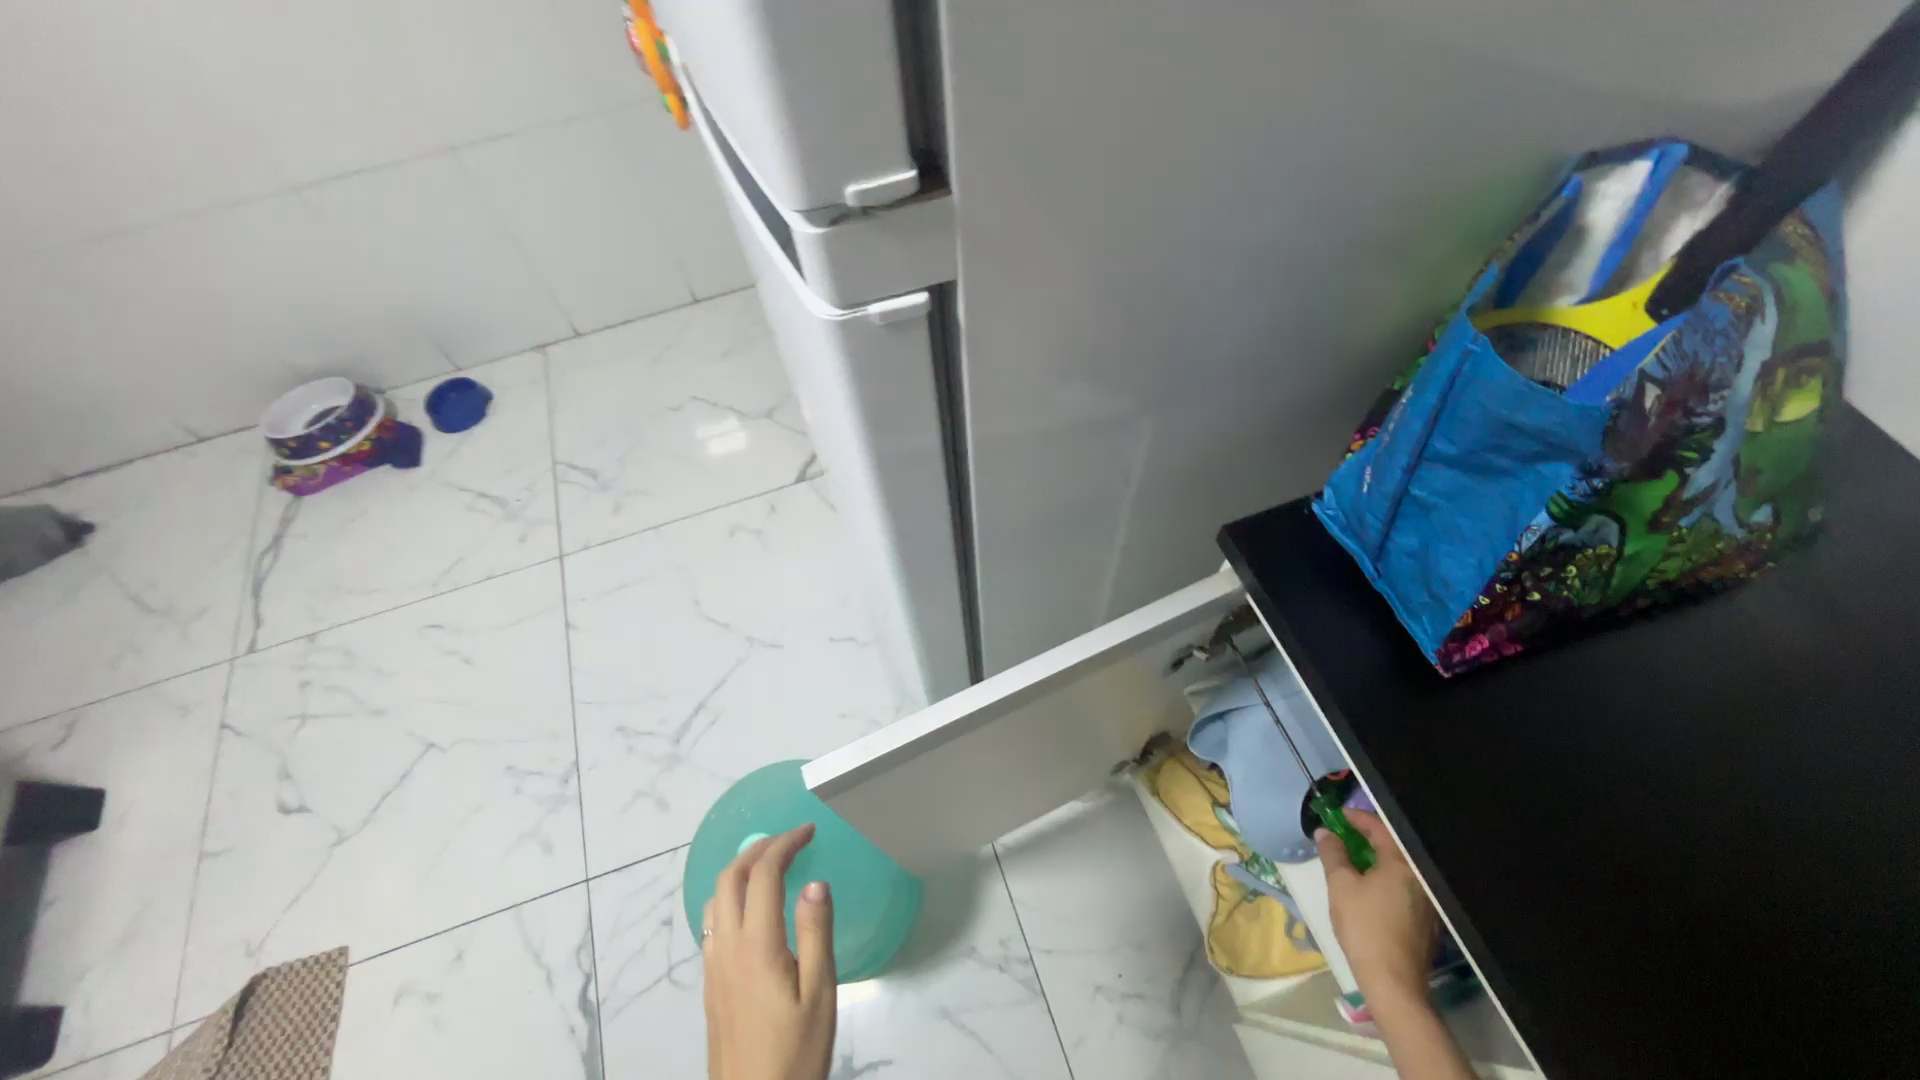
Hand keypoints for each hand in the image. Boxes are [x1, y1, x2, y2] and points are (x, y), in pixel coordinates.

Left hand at [703, 825, 835, 1079]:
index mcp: (756, 945)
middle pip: (730, 878)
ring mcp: (714, 966)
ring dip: (740, 870)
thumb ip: (815, 933)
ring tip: (770, 865)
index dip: (784, 844)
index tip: (809, 830)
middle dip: (758, 848)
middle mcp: (727, 947)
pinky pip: (713, 922)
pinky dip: (730, 896)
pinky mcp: (711, 984)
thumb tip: (814, 882)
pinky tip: (751, 909)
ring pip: (715, 899)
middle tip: (790, 840)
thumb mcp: (820, 994)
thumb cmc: (795, 1051)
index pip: (763, 875)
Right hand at [1318, 810, 1438, 1012]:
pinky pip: (1407, 885)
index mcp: (1402, 863)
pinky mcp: (1429, 918)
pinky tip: (1373, 887)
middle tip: (1346, 833)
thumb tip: (1325, 832)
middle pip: (1395, 845)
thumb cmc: (1364, 927)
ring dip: (1379, 857)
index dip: (1357, 817)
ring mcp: (1429, 899)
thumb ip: (1333, 854)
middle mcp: (1421, 876)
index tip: (1338, 814)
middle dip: (1369, 836)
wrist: (1394, 981)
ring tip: (1356, 858)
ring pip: (1402, 867)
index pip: (1380, 827)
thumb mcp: (1340, 886)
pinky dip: (1389, 877)